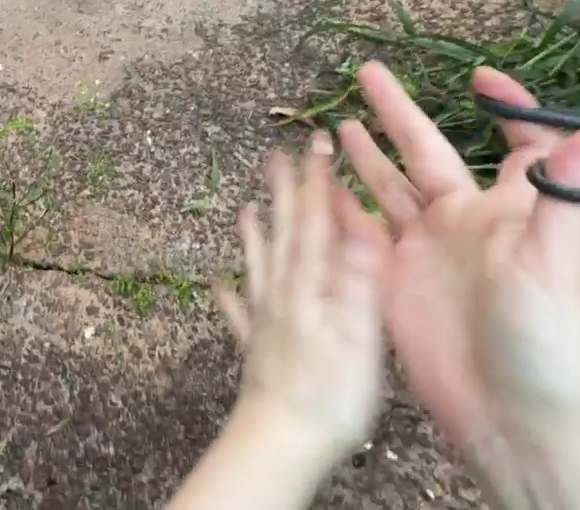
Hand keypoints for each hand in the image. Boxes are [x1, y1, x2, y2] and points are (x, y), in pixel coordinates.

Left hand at [218, 132, 390, 457]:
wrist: (280, 437)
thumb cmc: (329, 393)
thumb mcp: (359, 336)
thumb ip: (357, 278)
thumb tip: (360, 224)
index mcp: (308, 284)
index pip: (313, 220)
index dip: (316, 181)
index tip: (317, 142)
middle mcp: (280, 291)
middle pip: (282, 231)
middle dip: (283, 192)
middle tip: (276, 154)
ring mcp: (263, 317)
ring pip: (257, 262)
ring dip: (254, 231)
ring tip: (245, 205)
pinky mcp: (254, 346)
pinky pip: (237, 310)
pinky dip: (229, 292)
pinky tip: (219, 284)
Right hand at [339, 62, 579, 508]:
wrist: (513, 426)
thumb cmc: (551, 347)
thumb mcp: (558, 268)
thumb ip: (566, 198)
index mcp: (509, 213)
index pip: (517, 147)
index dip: (506, 109)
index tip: (482, 77)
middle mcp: (463, 223)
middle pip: (424, 153)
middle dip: (396, 112)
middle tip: (365, 74)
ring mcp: (424, 250)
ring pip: (386, 186)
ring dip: (363, 154)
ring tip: (336, 124)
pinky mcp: (391, 278)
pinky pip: (358, 228)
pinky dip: (337, 203)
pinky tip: (318, 184)